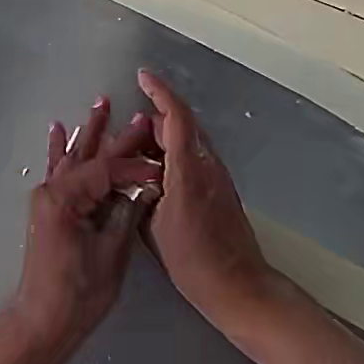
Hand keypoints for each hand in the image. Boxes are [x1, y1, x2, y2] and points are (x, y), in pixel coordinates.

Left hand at [2, 97, 162, 361]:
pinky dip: (60, 148)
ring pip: (74, 156)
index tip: (162, 165)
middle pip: (92, 156)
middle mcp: (53, 189)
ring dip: (90, 131)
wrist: (41, 322)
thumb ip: (127, 214)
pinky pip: (56, 168)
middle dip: (116, 135)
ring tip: (101, 103)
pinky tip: (58, 128)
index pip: (108, 170)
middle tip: (139, 115)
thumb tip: (147, 186)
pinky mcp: (48, 206)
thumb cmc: (78, 293)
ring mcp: (48, 196)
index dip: (137, 166)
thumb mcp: (111, 254)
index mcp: (67, 198)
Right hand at [136, 70, 275, 325]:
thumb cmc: (194, 262)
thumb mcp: (155, 228)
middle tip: (123, 133)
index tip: (142, 76)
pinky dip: (171, 155)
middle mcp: (207, 163)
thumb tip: (133, 174)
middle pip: (179, 126)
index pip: (175, 116)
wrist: (239, 286)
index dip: (159, 91)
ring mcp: (216, 174)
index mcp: (189, 168)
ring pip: (186, 141)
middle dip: (151, 122)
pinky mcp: (220, 187)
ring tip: (133, 153)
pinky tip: (154, 173)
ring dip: (161, 139)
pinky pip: (192, 157)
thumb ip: (144, 192)